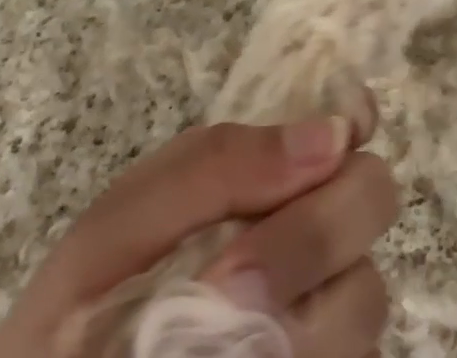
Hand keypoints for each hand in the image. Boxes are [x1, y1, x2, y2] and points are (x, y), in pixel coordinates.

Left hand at [0, 116, 398, 357]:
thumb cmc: (83, 309)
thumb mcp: (123, 225)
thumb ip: (213, 168)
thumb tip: (331, 133)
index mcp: (257, 176)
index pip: (344, 122)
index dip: (352, 121)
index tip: (334, 144)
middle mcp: (306, 227)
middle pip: (373, 194)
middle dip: (316, 232)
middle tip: (235, 278)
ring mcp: (324, 303)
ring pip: (367, 290)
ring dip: (300, 314)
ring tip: (224, 339)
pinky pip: (360, 355)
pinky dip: (312, 356)